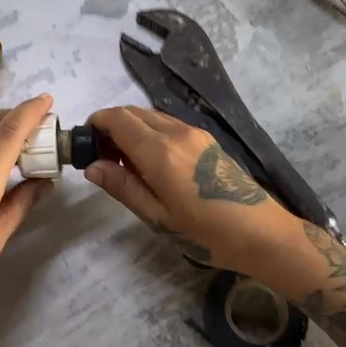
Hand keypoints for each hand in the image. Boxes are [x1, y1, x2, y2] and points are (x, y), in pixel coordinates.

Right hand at [84, 106, 300, 273]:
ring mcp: (194, 133)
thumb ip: (123, 187)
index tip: (83, 144)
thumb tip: (92, 166)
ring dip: (131, 129)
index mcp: (160, 152)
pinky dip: (150, 134)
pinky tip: (150, 164)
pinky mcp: (206, 140)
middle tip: (100, 157)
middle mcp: (177, 132)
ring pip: (151, 116)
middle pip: (133, 112)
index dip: (96, 124)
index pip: (118, 119)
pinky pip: (168, 125)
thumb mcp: (157, 217)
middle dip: (110, 126)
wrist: (262, 233)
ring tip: (124, 164)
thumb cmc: (206, 233)